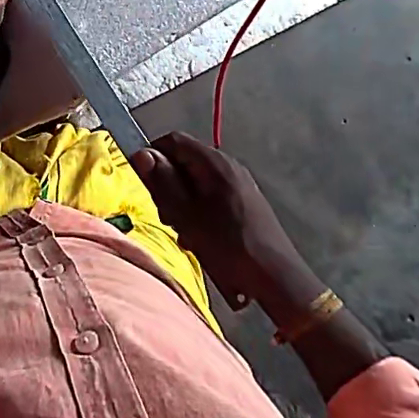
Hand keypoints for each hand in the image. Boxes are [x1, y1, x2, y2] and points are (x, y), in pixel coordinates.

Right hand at [130, 132, 316, 314]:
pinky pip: (211, 197)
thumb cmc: (228, 244)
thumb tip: (141, 154)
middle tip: (169, 217)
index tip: (147, 185)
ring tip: (187, 233)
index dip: (153, 157)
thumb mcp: (187, 215)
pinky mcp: (245, 201)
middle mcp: (228, 165)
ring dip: (183, 205)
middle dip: (169, 188)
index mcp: (214, 162)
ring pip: (196, 183)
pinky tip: (203, 239)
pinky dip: (200, 213)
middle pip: (184, 162)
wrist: (276, 277)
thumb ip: (163, 182)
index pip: (172, 140)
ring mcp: (239, 183)